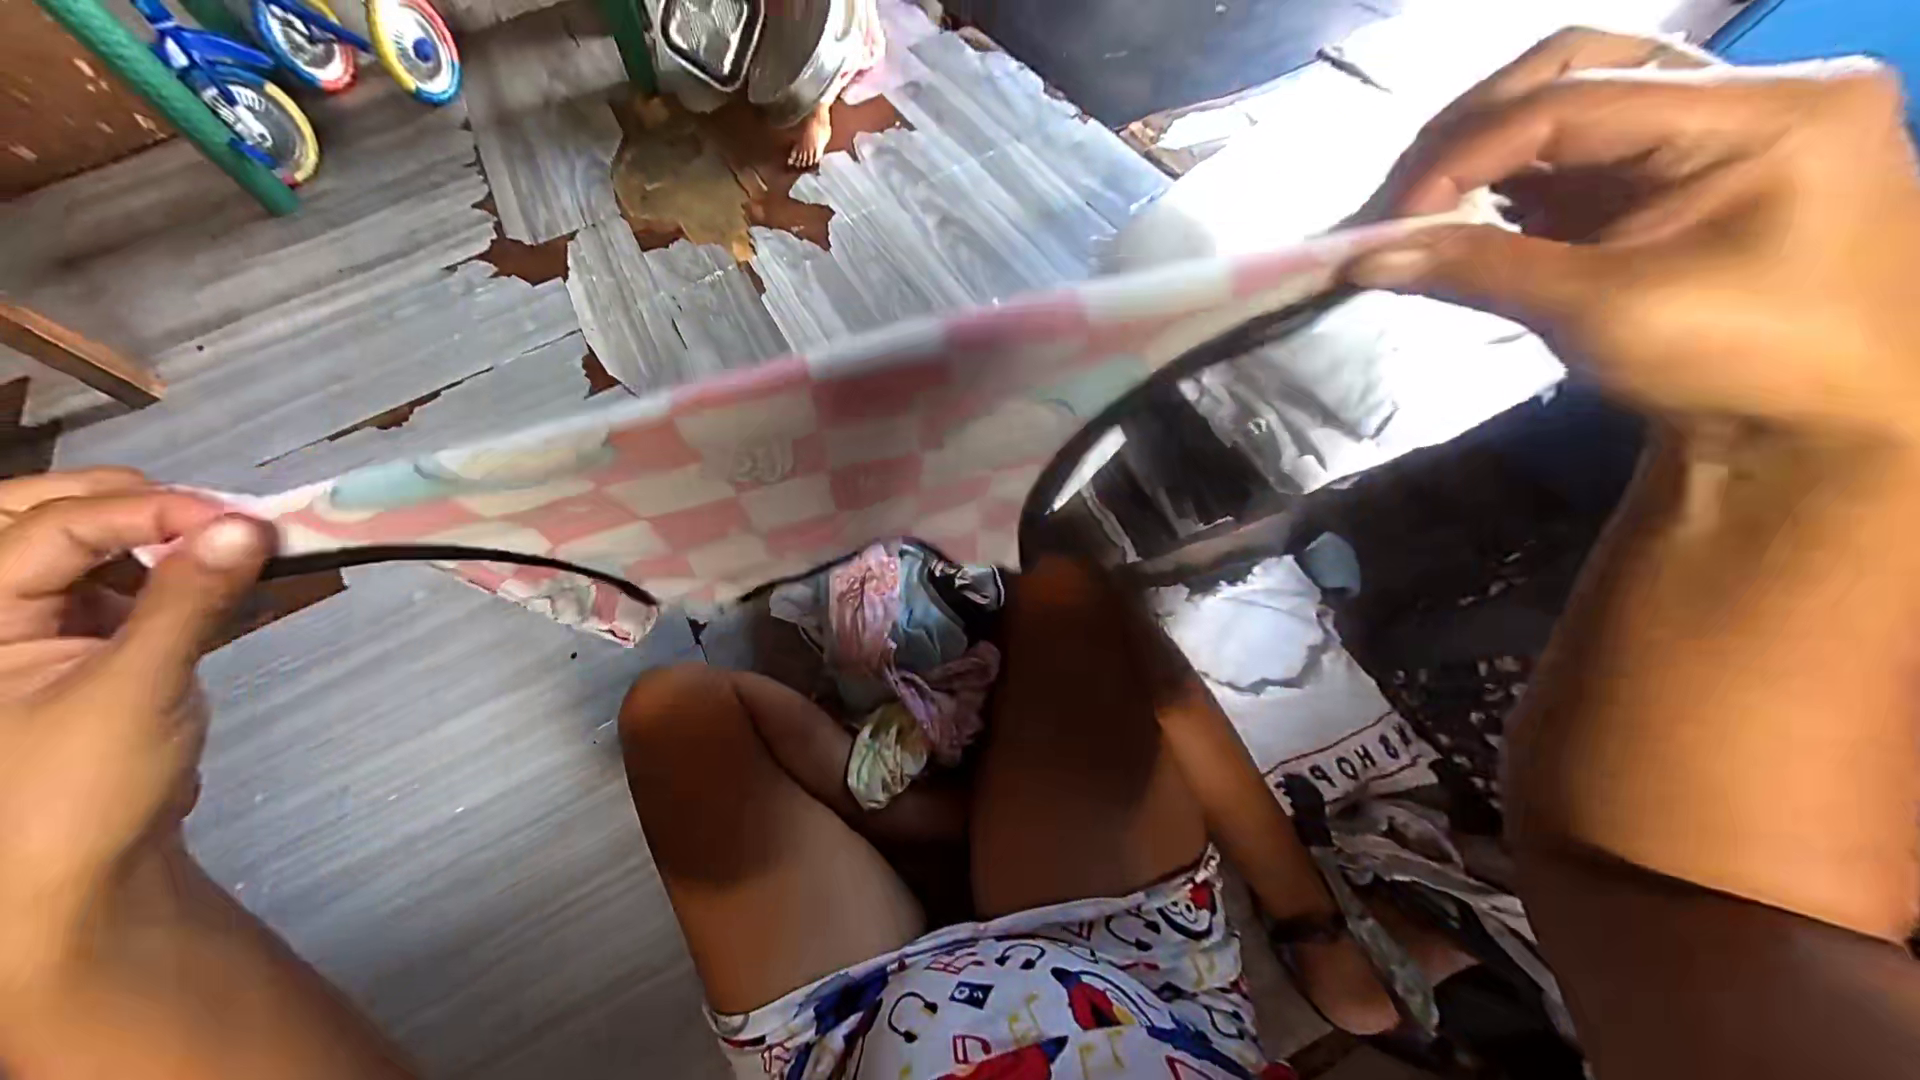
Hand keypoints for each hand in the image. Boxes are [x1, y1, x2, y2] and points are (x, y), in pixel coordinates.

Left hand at [0, 469, 269, 961]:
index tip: (242, 521)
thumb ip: (192, 600)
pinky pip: (110, 576)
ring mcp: (20, 623)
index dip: (147, 512)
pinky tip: (210, 576)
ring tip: (222, 542)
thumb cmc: (78, 784)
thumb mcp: (139, 686)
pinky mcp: (70, 639)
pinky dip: (165, 565)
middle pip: (28, 513)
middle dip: (128, 501)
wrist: (75, 869)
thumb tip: (250, 526)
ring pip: (72, 539)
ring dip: (152, 531)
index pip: (46, 529)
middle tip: (217, 516)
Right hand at [1347, 28, 1919, 438]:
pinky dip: (1499, 184)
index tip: (1390, 221)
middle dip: (1470, 130)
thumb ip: (1479, 271)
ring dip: (1480, 153)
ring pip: (1563, 104)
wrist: (1798, 418)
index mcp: (1762, 109)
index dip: (1463, 155)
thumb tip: (1364, 260)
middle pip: (1573, 68)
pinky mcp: (1660, 181)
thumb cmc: (1732, 361)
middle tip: (1403, 198)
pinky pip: (1563, 159)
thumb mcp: (1599, 311)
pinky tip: (1460, 220)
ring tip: (1420, 211)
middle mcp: (1737, 97)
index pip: (1572, 100)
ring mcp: (1698, 135)